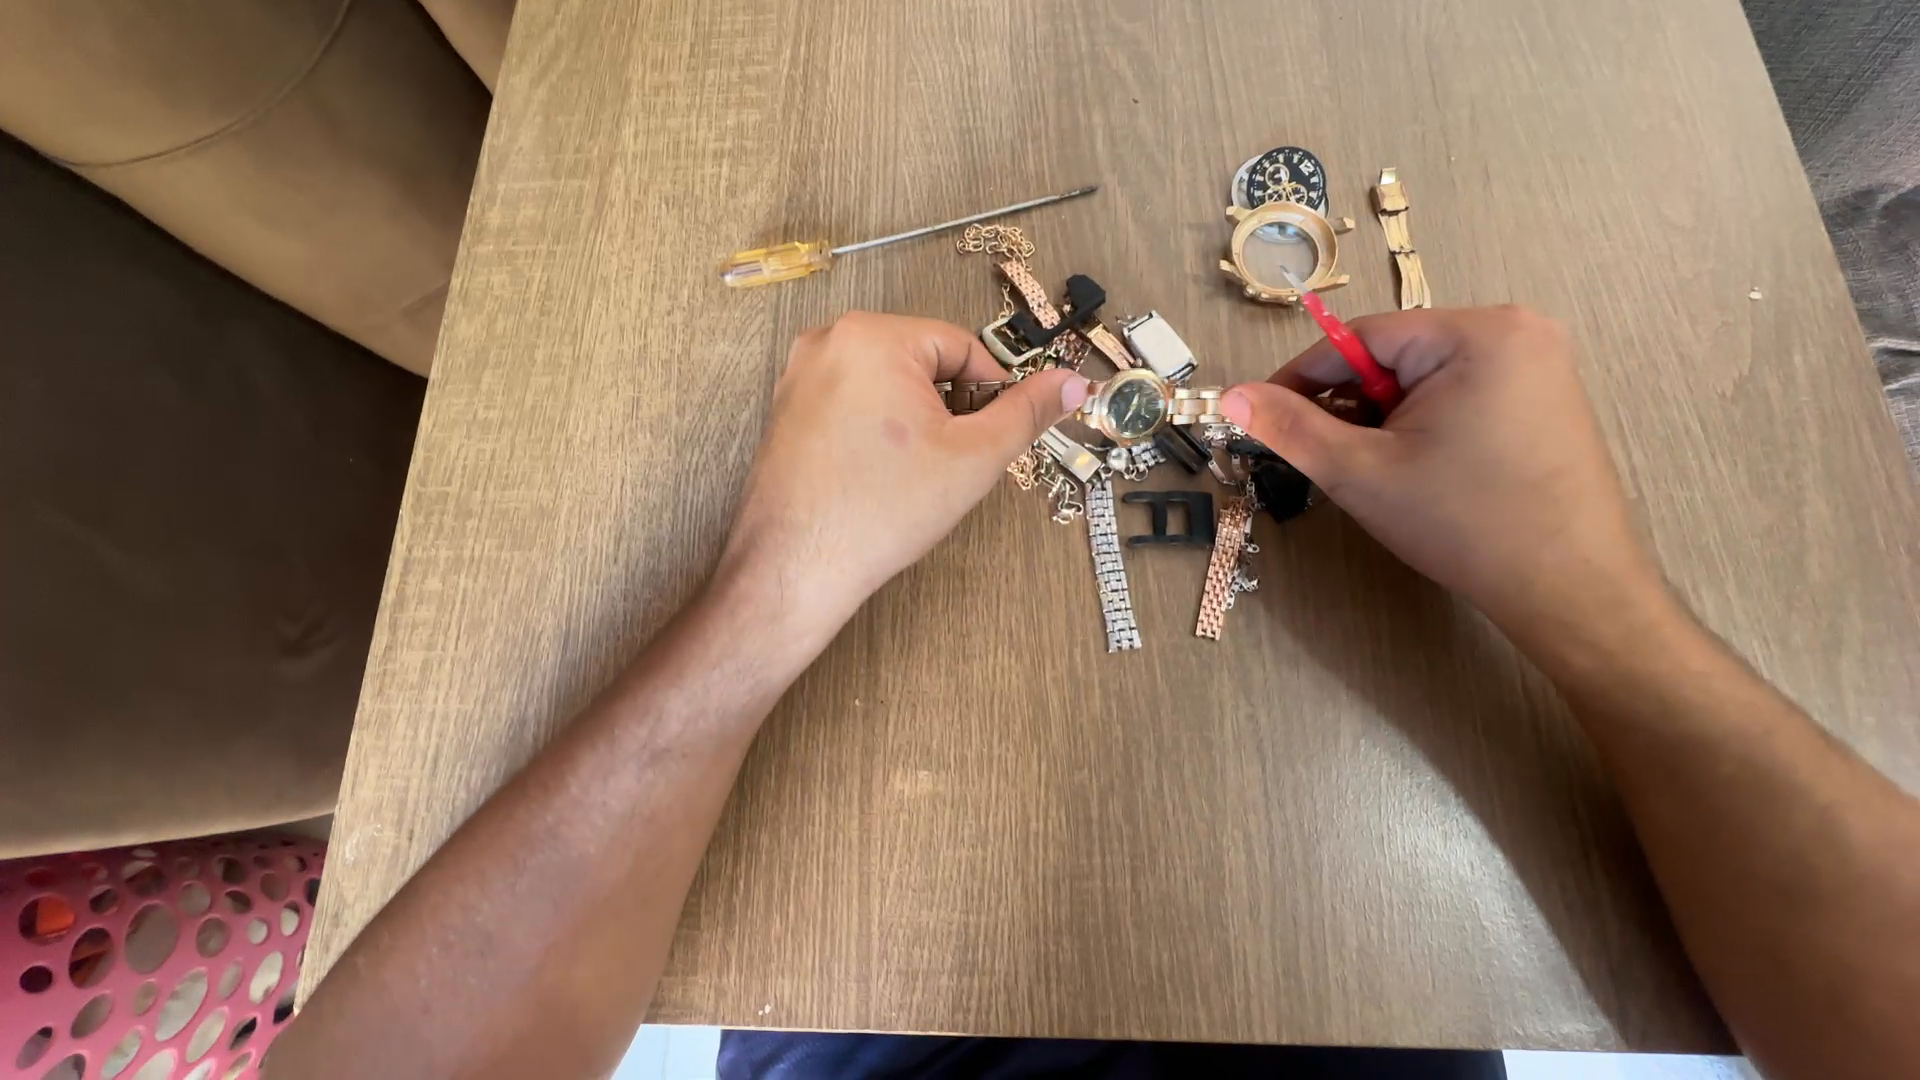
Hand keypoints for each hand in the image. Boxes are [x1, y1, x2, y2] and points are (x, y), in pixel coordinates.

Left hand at [720, 312, 1086, 634]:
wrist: (797, 568)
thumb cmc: (879, 512)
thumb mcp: (974, 458)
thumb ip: (1027, 413)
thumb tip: (1071, 383)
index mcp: (874, 336)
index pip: (961, 347)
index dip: (989, 393)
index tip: (991, 435)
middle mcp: (829, 341)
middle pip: (921, 362)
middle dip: (947, 409)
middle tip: (949, 461)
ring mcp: (800, 375)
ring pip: (887, 385)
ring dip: (913, 421)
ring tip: (911, 473)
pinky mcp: (786, 409)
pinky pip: (852, 403)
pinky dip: (876, 430)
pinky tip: (878, 474)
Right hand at [1221, 306, 1668, 642]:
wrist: (1570, 588)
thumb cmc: (1461, 522)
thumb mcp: (1359, 471)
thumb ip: (1289, 427)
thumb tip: (1231, 394)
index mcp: (1477, 333)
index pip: (1359, 337)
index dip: (1302, 377)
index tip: (1264, 417)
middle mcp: (1518, 330)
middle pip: (1393, 355)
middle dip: (1348, 403)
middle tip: (1326, 456)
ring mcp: (1540, 364)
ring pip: (1422, 377)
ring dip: (1381, 417)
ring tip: (1372, 469)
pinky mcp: (1545, 399)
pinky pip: (1458, 392)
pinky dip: (1420, 422)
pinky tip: (1415, 468)